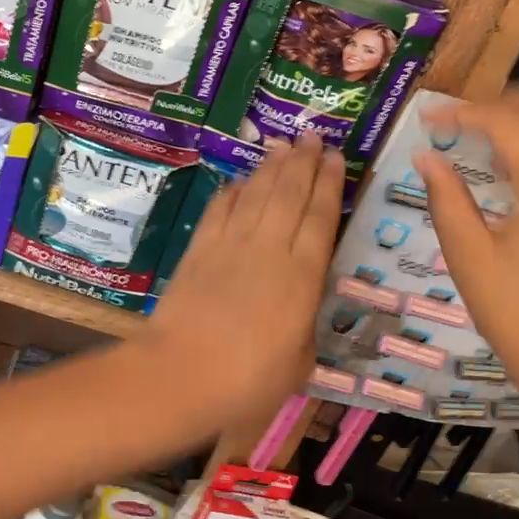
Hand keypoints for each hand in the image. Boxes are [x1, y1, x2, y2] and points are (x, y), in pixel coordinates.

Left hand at [143, 132, 344, 431]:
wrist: (181, 374)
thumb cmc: (249, 381)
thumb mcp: (298, 360)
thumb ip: (304, 324)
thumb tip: (301, 305)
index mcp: (302, 276)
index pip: (321, 218)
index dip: (329, 184)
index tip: (336, 157)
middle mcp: (269, 249)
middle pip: (290, 194)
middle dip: (304, 162)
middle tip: (314, 137)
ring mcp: (229, 245)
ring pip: (256, 194)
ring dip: (271, 167)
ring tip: (284, 145)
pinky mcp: (198, 250)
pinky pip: (219, 210)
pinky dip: (231, 191)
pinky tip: (239, 180)